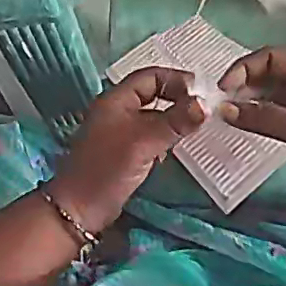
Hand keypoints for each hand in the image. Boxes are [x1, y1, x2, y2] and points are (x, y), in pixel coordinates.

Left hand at [51, 67, 206, 230]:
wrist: (80, 208)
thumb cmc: (107, 167)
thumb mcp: (144, 140)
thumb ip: (175, 121)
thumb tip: (205, 104)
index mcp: (116, 99)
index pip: (149, 77)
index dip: (175, 79)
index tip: (201, 91)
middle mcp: (117, 111)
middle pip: (152, 95)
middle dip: (178, 98)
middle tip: (204, 108)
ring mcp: (120, 133)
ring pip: (153, 117)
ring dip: (173, 119)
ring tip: (198, 125)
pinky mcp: (125, 153)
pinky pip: (150, 136)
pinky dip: (166, 137)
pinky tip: (178, 146)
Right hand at [218, 46, 285, 197]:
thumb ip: (262, 116)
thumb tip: (222, 110)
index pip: (269, 57)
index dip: (243, 69)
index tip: (222, 89)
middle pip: (265, 74)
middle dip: (241, 86)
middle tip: (217, 104)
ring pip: (267, 96)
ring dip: (246, 103)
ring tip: (223, 116)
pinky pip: (273, 115)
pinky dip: (256, 118)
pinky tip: (240, 126)